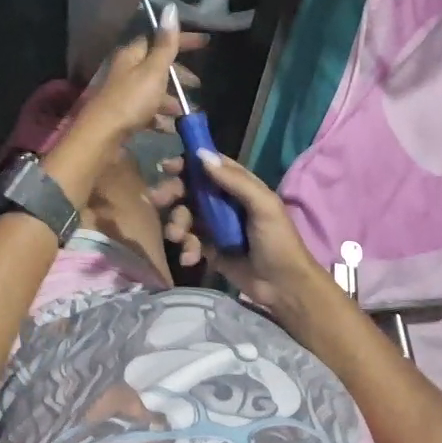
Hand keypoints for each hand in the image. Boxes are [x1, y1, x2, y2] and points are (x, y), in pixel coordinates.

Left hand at [70, 5, 199, 145]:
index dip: (182, 40)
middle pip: (157, 66)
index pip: (159, 39)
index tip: (206, 42)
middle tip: (197, 85)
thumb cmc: (131, 100)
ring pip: (153, 91)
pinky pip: (147, 112)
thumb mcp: (153, 70)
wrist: (102, 137)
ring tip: (187, 111)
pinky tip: (171, 127)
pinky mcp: (123, 115)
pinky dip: (160, 117)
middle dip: (179, 75)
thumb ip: (165, 43)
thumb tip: (170, 8)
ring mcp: (124, 94)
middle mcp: (126, 71)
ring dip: (172, 99)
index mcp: (131, 55)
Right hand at [170, 149, 344, 317]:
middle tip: (157, 200)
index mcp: (239, 186)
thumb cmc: (278, 242)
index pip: (209, 166)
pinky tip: (191, 259)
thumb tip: (201, 155)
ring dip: (176, 224)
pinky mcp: (209, 249)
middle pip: (190, 189)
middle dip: (172, 194)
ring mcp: (215, 226)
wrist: (284, 287)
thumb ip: (235, 181)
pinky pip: (189, 241)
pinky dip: (186, 248)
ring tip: (177, 237)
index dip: (187, 163)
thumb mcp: (263, 206)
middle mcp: (224, 202)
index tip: (167, 167)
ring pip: (185, 215)